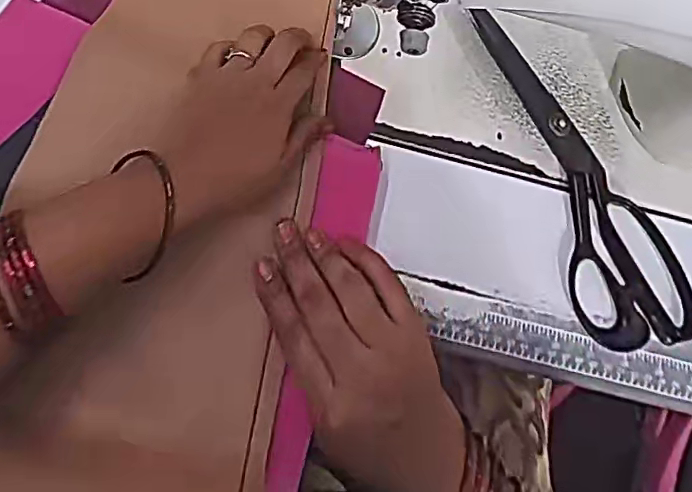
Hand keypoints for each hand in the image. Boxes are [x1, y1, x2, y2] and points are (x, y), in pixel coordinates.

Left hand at [157, 25, 329, 229]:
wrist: (180, 179)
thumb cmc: (231, 180)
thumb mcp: (277, 168)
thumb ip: (303, 137)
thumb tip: (325, 120)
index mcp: (278, 105)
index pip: (305, 70)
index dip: (316, 60)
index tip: (319, 59)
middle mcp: (255, 82)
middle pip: (285, 42)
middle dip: (299, 37)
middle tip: (303, 44)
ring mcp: (227, 74)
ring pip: (253, 36)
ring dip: (266, 36)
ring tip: (270, 46)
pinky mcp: (201, 74)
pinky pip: (219, 46)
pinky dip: (231, 46)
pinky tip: (234, 58)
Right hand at [256, 222, 464, 491]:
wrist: (429, 459)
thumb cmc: (371, 444)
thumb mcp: (323, 422)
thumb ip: (304, 369)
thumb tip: (284, 306)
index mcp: (332, 404)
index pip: (295, 337)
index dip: (275, 295)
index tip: (262, 267)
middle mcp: (363, 373)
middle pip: (320, 305)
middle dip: (297, 262)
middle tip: (282, 232)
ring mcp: (393, 348)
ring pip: (352, 289)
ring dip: (327, 255)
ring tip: (308, 233)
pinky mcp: (415, 331)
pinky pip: (388, 284)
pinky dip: (366, 259)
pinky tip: (347, 244)